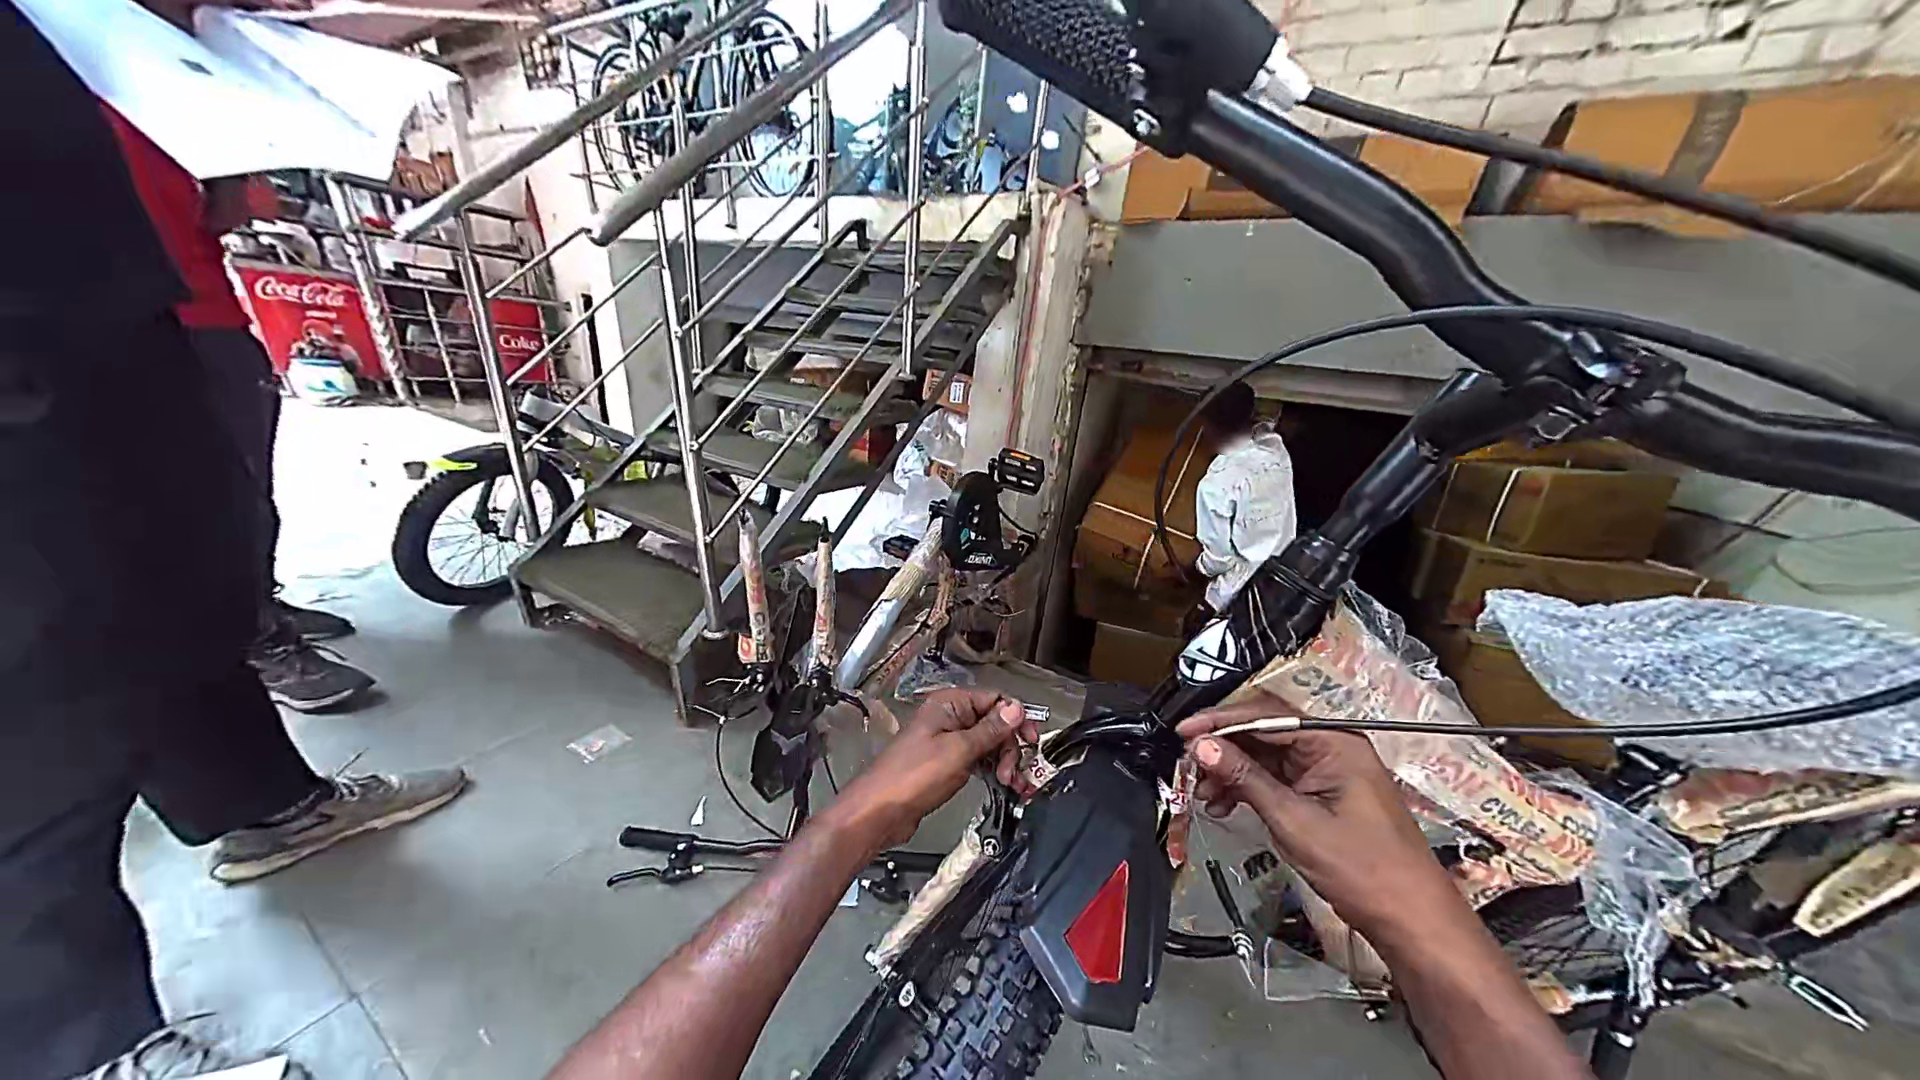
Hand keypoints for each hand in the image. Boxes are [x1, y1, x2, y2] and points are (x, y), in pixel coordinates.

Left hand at [831, 689, 1036, 851]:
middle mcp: (949, 718)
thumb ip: (990, 730)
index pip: (994, 700)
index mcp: (949, 705)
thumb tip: (1015, 709)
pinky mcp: (947, 763)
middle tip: (1016, 770)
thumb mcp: (958, 750)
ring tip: (1012, 783)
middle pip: (994, 723)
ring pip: (989, 744)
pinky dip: (993, 771)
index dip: (1015, 719)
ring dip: (1005, 762)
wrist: (879, 812)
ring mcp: (948, 741)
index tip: (1030, 739)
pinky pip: (979, 760)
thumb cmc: (911, 777)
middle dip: (1010, 746)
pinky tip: (1004, 784)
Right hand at [1177, 701, 1460, 942]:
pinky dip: (1246, 788)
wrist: (1412, 923)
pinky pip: (1272, 777)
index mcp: (1334, 742)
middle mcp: (1330, 747)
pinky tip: (1224, 803)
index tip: (1186, 732)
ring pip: (1262, 756)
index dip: (1219, 722)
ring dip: (1230, 771)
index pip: (1264, 715)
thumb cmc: (1365, 870)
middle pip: (1261, 733)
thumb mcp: (1293, 819)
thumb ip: (1244, 777)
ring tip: (1205, 792)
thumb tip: (1203, 746)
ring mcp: (1324, 770)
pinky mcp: (1318, 793)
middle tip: (1190, 765)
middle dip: (1222, 749)